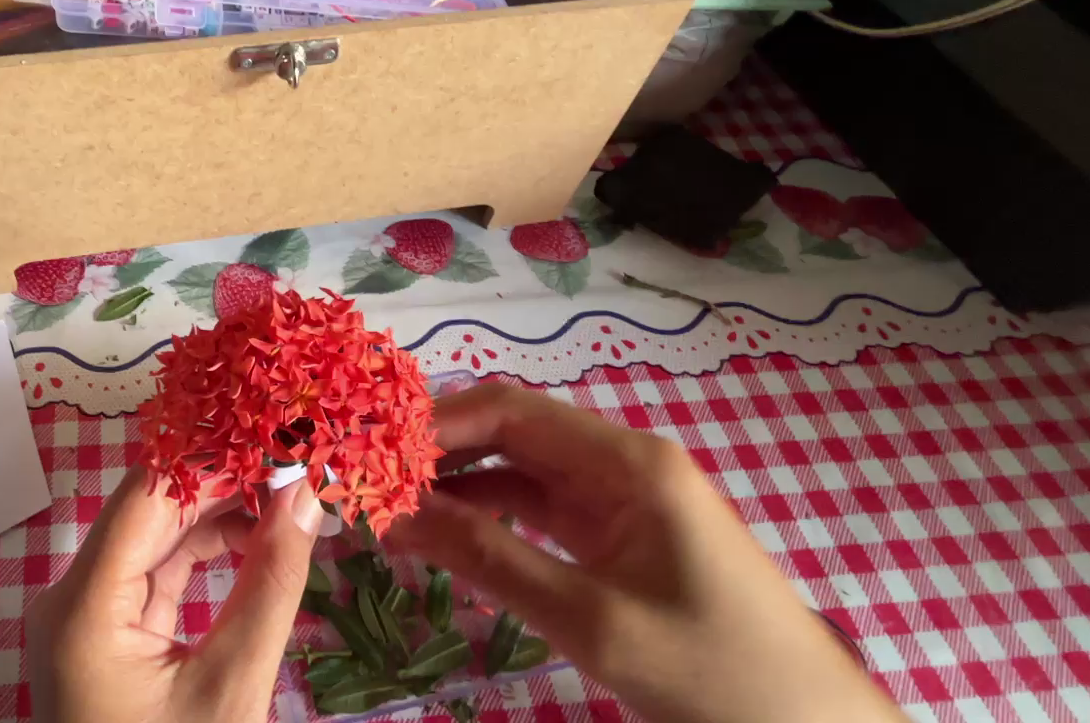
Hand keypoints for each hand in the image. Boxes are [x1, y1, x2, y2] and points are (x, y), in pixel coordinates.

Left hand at [26, 466, 322, 722]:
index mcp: (83, 604)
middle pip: (152, 507)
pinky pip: (160, 569)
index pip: (149, 493)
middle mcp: (73, 593)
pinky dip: (208, 550)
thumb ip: (269, 585)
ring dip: (222, 512)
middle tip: (294, 464)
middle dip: (225, 482)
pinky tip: (257, 536)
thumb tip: (306, 496)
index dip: (215, 458)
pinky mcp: (109, 627)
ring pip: (159, 534)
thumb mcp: (231, 689)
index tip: (277, 439)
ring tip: (288, 498)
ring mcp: (88, 610)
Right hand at [388, 384, 905, 722]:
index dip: (436, 422)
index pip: (509, 410)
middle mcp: (618, 461)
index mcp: (625, 459)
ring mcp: (618, 496)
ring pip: (517, 467)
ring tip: (395, 504)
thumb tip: (393, 515)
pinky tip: (444, 531)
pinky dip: (487, 514)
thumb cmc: (715, 677)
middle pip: (510, 430)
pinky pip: (536, 505)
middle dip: (440, 450)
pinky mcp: (615, 532)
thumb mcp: (590, 621)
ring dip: (458, 483)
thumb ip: (487, 559)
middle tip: (374, 478)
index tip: (375, 449)